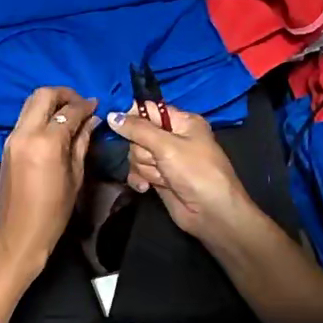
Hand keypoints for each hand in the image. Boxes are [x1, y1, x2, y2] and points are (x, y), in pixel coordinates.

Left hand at [0, 86, 99, 272]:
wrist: (20, 231)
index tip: (96, 105)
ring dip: (50, 103)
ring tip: (69, 115)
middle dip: (64, 94)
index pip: (69, 111)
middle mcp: (25, 133)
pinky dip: (40, 115)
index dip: (85, 105)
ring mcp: (12, 138)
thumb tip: (91, 120)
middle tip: (80, 105)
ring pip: (30, 104)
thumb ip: (82, 142)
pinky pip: (24, 119)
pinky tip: (54, 127)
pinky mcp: (6, 145)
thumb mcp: (76, 175)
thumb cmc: (54, 210)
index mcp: (46, 142)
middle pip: (43, 95)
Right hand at [109, 102, 257, 242]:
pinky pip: (137, 172)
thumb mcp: (167, 146)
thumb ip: (138, 129)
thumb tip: (111, 115)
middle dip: (142, 151)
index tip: (116, 123)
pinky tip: (146, 188)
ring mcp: (165, 159)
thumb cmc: (195, 172)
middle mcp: (172, 138)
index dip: (132, 116)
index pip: (149, 110)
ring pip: (136, 156)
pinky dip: (140, 179)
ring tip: (161, 178)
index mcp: (182, 122)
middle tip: (156, 160)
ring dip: (144, 168)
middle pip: (138, 135)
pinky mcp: (158, 178)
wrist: (210, 212)